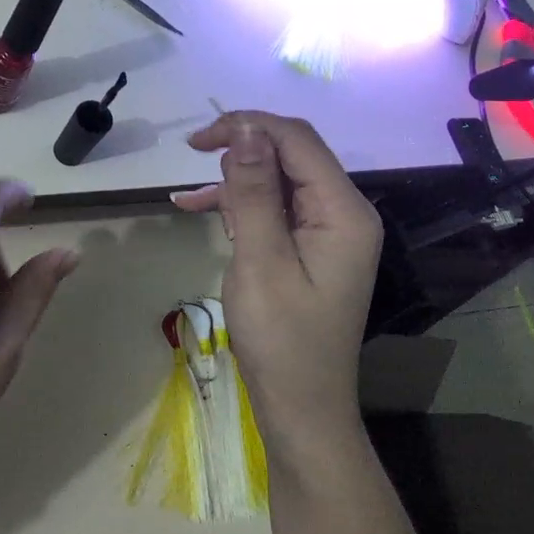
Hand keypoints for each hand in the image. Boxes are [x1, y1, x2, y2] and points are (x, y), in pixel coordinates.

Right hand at [171, 112, 381, 435]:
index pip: (298, 141)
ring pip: (278, 180)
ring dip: (234, 180)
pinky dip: (239, 205)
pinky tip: (199, 210)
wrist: (301, 406)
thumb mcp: (260, 260)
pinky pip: (275, 208)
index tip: (197, 141)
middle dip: (240, 149)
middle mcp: (344, 212)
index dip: (248, 127)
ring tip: (190, 198)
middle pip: (291, 155)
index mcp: (343, 211)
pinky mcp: (310, 248)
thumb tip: (246, 130)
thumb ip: (253, 192)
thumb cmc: (281, 338)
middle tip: (191, 159)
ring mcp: (328, 231)